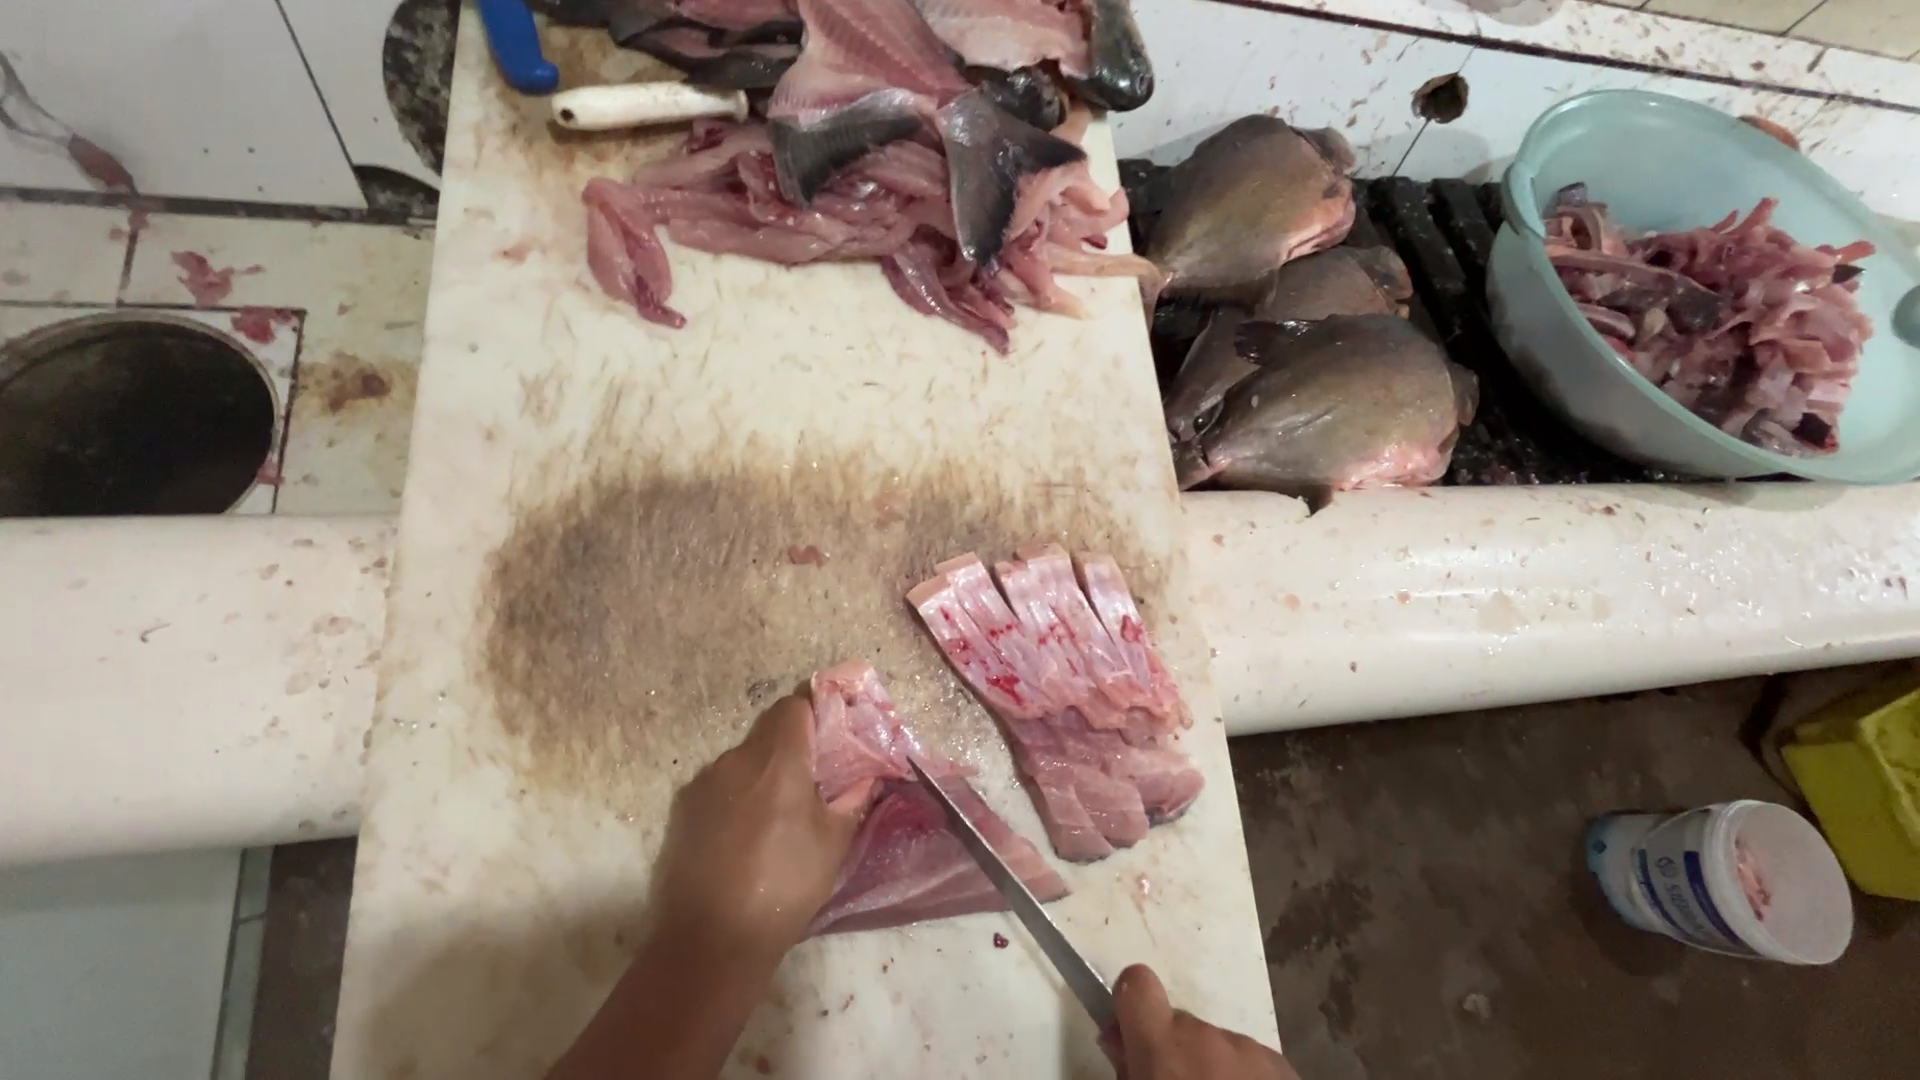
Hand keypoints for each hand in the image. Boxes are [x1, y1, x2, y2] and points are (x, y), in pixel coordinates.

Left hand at [649, 694, 861, 960]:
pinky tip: (745, 835)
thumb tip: (869, 777)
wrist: (709, 940)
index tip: (833, 732)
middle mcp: (737, 759)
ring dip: (763, 771)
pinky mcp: (682, 809)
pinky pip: (718, 785)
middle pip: (768, 729)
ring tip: (778, 814)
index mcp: (778, 759)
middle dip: (793, 743)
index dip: (816, 710)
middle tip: (814, 777)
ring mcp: (703, 783)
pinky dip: (737, 795)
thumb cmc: (784, 885)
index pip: (796, 705)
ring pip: (743, 758)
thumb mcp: (833, 843)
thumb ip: (853, 800)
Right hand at [1105, 965, 1299, 1079]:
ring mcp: (1252, 1053)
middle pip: (1181, 1027)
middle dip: (1175, 1058)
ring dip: (1213, 1077)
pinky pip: (1254, 1068)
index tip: (1132, 1040)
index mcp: (1163, 1046)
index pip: (1137, 984)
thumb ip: (1125, 1072)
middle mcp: (1207, 1037)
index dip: (1131, 1004)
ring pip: (1218, 1050)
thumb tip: (1119, 1043)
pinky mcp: (1286, 1071)